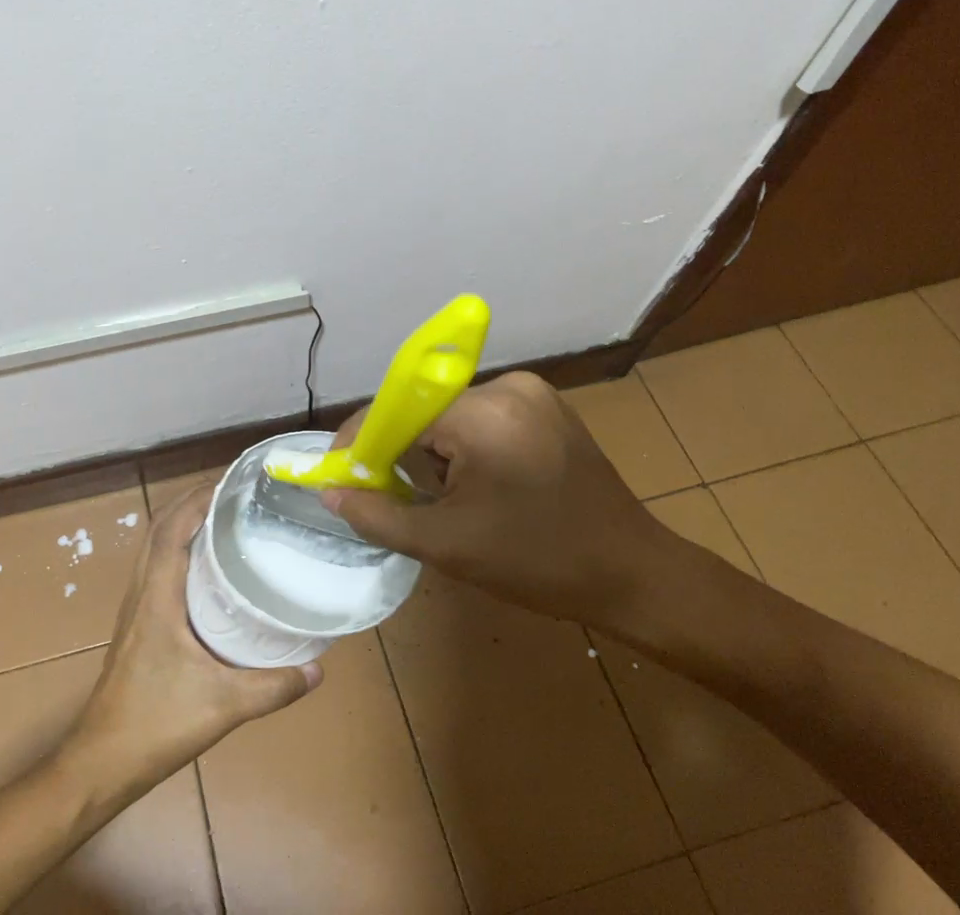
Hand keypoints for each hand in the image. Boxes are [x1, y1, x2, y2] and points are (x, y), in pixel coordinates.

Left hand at [65, 486, 321, 785]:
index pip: (172, 528)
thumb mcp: (225, 705)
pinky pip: (156, 569)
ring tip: (226, 518)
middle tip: (237, 493)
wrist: (103, 760)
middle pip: (159, 527)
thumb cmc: (157, 724)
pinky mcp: (137, 624)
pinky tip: (210, 569)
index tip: (235, 480)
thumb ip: (275, 687)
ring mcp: (135, 608)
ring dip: (183, 523)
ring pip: (154, 547)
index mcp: (157, 597)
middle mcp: (141, 592)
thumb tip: (320, 668)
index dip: (199, 497)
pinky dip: (179, 550)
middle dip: (193, 501)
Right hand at [323, 371, 698, 627]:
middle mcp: (507, 387)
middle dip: (399, 453)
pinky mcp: (548, 408)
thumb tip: (330, 494)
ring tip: (442, 502)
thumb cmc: (535, 562)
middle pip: (422, 411)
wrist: (630, 572)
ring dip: (434, 453)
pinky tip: (474, 488)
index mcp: (482, 414)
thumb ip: (378, 514)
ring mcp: (533, 394)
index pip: (395, 411)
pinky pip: (483, 419)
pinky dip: (464, 447)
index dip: (358, 442)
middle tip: (390, 499)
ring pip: (451, 416)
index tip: (336, 476)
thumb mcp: (445, 544)